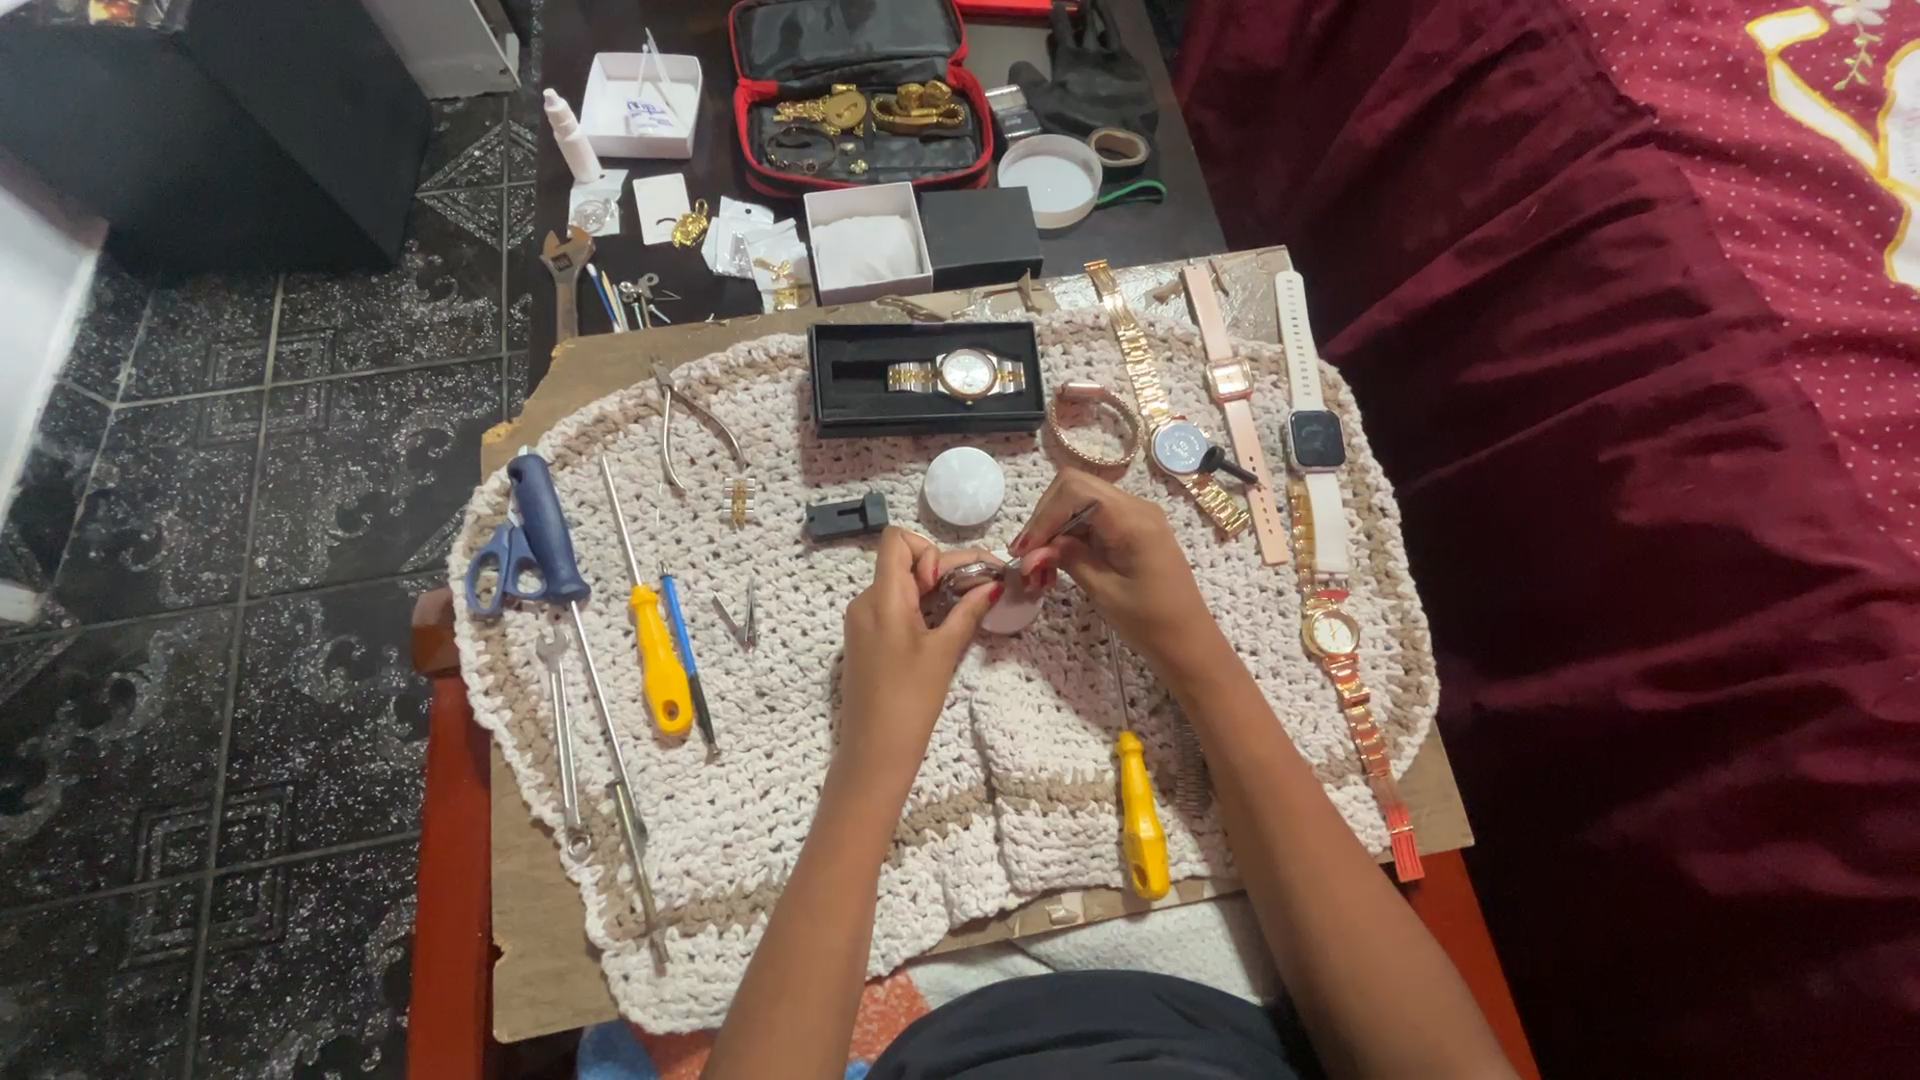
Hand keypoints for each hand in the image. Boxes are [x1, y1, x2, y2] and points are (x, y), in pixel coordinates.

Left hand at [837, 528, 999, 788]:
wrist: (874, 752)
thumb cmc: (910, 701)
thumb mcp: (944, 652)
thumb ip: (968, 611)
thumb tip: (992, 584)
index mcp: (881, 598)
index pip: (896, 540)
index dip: (928, 551)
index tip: (946, 584)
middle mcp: (865, 601)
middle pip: (903, 562)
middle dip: (943, 570)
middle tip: (981, 588)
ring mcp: (862, 621)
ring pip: (900, 585)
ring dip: (934, 590)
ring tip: (967, 608)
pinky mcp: (865, 639)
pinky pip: (893, 607)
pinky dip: (920, 608)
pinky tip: (943, 627)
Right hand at [1009, 470, 1220, 669]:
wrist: (1188, 642)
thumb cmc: (1150, 622)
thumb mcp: (1104, 591)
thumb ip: (1068, 559)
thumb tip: (1033, 550)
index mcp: (1133, 519)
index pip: (1074, 490)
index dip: (1043, 516)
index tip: (1024, 551)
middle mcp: (1136, 506)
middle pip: (1074, 488)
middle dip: (1044, 519)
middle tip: (1027, 558)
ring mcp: (1136, 515)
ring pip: (1079, 502)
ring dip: (1054, 529)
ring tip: (1038, 569)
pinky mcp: (1132, 529)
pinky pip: (1092, 519)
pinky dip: (1069, 536)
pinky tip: (1056, 565)